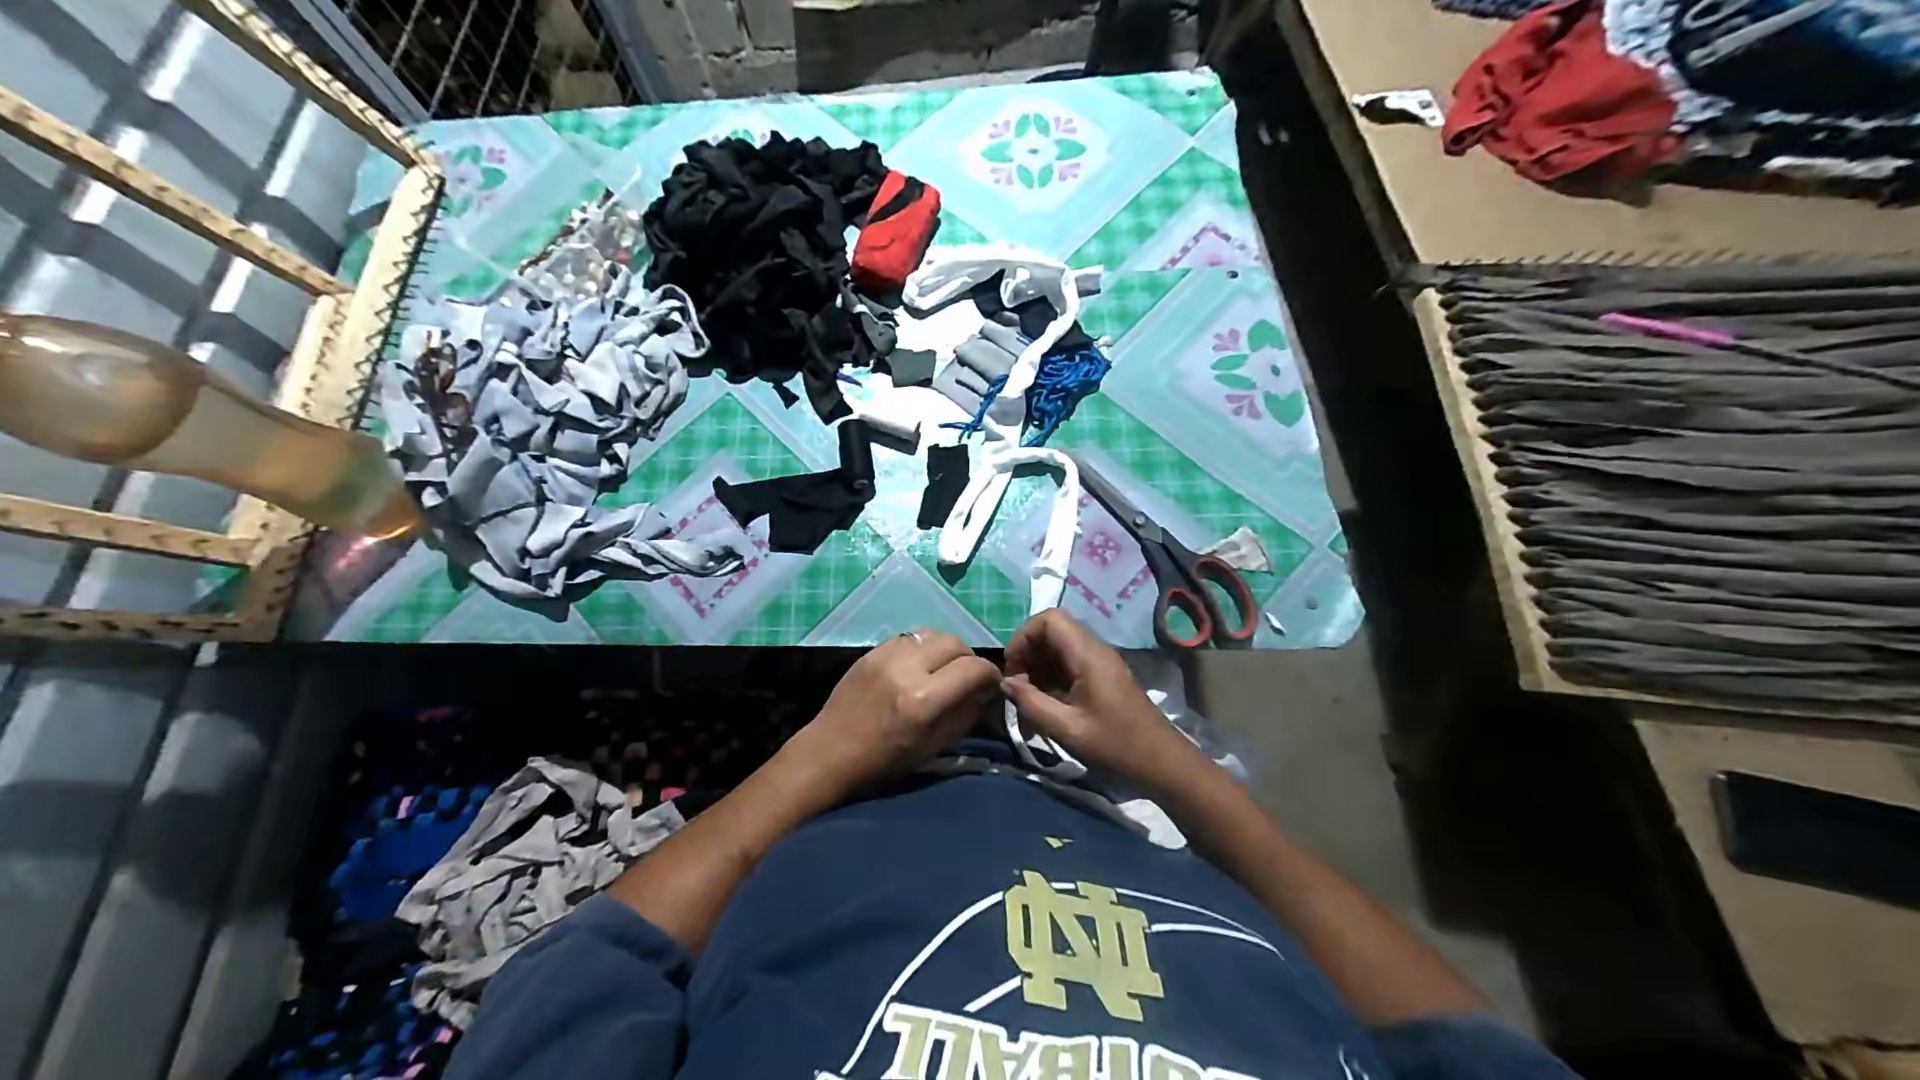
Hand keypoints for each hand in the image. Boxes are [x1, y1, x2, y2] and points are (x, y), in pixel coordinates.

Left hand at [779, 629, 1000, 797]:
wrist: (829, 754)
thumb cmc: (884, 762)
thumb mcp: (934, 747)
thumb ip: (965, 714)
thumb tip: (985, 691)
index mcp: (923, 700)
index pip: (974, 668)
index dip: (990, 675)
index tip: (990, 685)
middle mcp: (906, 669)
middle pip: (955, 643)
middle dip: (969, 658)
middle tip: (967, 677)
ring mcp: (885, 656)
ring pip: (932, 634)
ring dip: (945, 649)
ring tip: (942, 669)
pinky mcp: (871, 651)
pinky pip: (908, 638)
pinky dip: (921, 648)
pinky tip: (916, 667)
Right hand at [1002, 609, 1209, 793]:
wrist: (1161, 761)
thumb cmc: (1115, 745)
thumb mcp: (1067, 729)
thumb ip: (1032, 703)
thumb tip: (1006, 683)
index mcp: (1088, 656)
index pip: (1049, 619)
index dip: (1023, 636)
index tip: (1013, 668)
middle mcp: (1095, 649)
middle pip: (1053, 627)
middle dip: (1028, 649)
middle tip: (1018, 681)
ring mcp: (1101, 661)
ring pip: (1061, 642)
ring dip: (1039, 661)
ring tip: (1029, 692)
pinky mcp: (1104, 674)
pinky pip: (1071, 658)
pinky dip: (1053, 670)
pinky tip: (1047, 697)